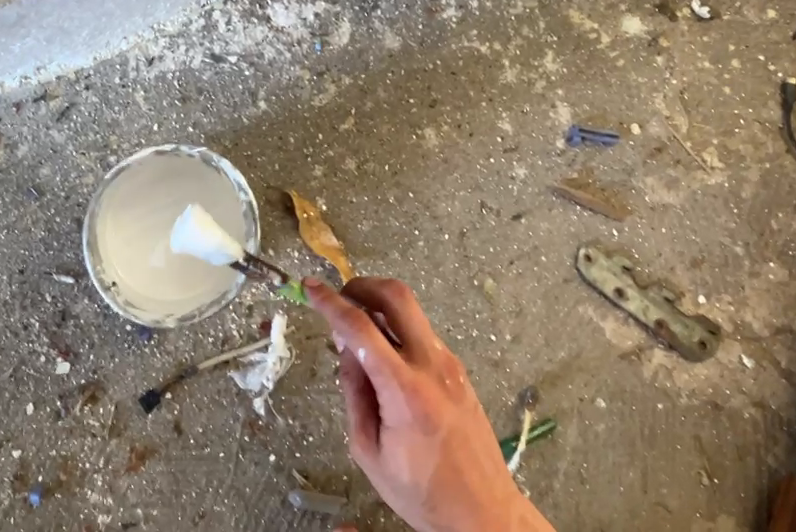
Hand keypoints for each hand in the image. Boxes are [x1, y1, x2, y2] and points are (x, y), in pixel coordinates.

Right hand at [307, 277, 554, 531]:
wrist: (484, 512)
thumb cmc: (421, 492)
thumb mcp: (368, 450)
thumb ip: (353, 392)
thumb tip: (344, 346)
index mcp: (405, 392)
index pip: (361, 330)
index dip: (330, 303)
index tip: (311, 287)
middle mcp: (432, 367)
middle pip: (397, 296)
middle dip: (362, 285)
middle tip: (339, 298)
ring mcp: (450, 365)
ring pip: (410, 310)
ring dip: (379, 306)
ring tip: (357, 334)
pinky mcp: (457, 369)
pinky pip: (420, 332)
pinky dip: (395, 328)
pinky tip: (382, 355)